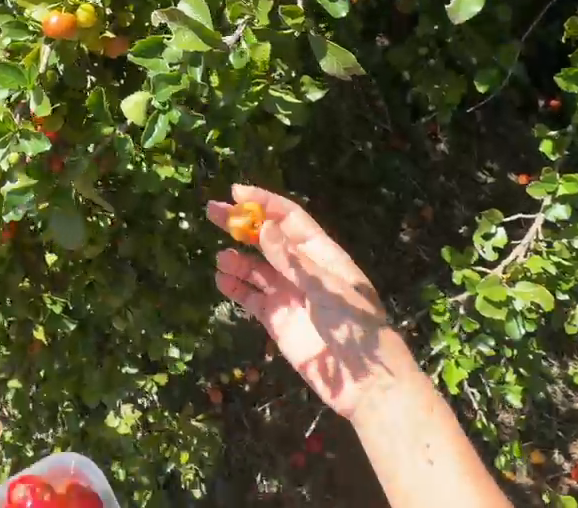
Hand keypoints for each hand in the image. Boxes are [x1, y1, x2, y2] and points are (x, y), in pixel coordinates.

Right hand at [206, 184, 416, 421]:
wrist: (366, 384)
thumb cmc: (356, 328)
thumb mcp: (326, 288)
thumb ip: (292, 260)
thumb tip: (261, 227)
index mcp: (321, 254)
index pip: (289, 218)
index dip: (264, 203)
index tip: (236, 193)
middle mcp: (302, 270)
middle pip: (266, 239)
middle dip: (240, 224)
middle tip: (212, 211)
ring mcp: (289, 294)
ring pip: (255, 268)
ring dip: (236, 259)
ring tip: (221, 259)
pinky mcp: (278, 320)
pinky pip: (251, 298)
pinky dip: (235, 288)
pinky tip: (221, 281)